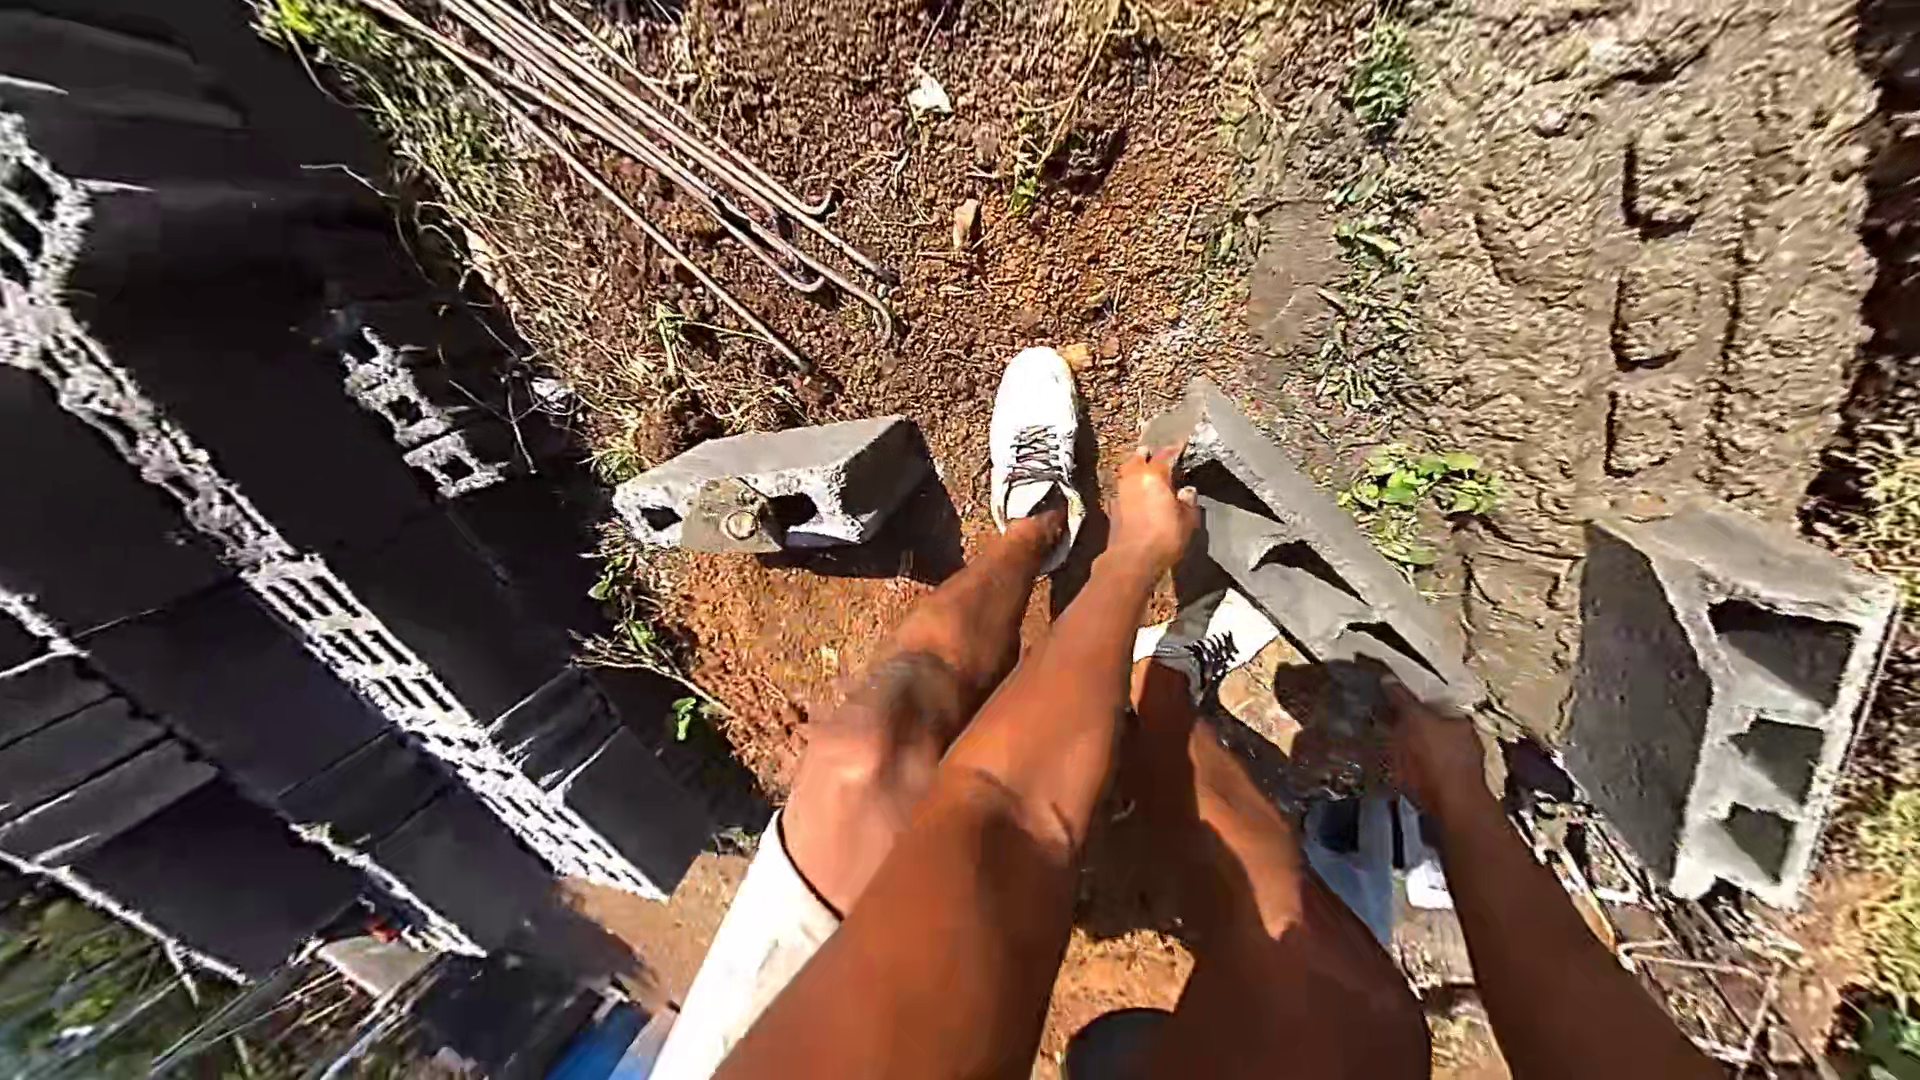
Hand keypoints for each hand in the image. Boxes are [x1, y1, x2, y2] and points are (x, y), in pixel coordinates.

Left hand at [1107, 445, 1198, 574]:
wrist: (1131, 559)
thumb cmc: (1164, 537)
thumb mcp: (1187, 520)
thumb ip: (1188, 502)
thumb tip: (1186, 491)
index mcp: (1153, 475)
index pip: (1165, 455)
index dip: (1174, 449)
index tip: (1181, 446)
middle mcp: (1133, 478)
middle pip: (1138, 458)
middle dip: (1147, 454)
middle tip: (1155, 452)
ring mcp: (1119, 492)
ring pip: (1127, 472)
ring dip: (1135, 468)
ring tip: (1144, 470)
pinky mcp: (1112, 507)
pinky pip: (1122, 488)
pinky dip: (1129, 485)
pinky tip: (1135, 491)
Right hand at [1383, 679, 1491, 816]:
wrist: (1448, 802)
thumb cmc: (1436, 756)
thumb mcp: (1415, 719)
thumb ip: (1402, 699)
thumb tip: (1387, 678)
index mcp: (1459, 722)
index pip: (1432, 701)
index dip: (1408, 696)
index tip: (1387, 693)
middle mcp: (1459, 740)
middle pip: (1424, 721)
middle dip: (1401, 717)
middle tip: (1376, 710)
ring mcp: (1448, 761)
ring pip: (1416, 741)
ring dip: (1396, 737)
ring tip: (1372, 730)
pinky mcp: (1434, 779)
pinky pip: (1410, 759)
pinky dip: (1396, 755)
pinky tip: (1379, 753)